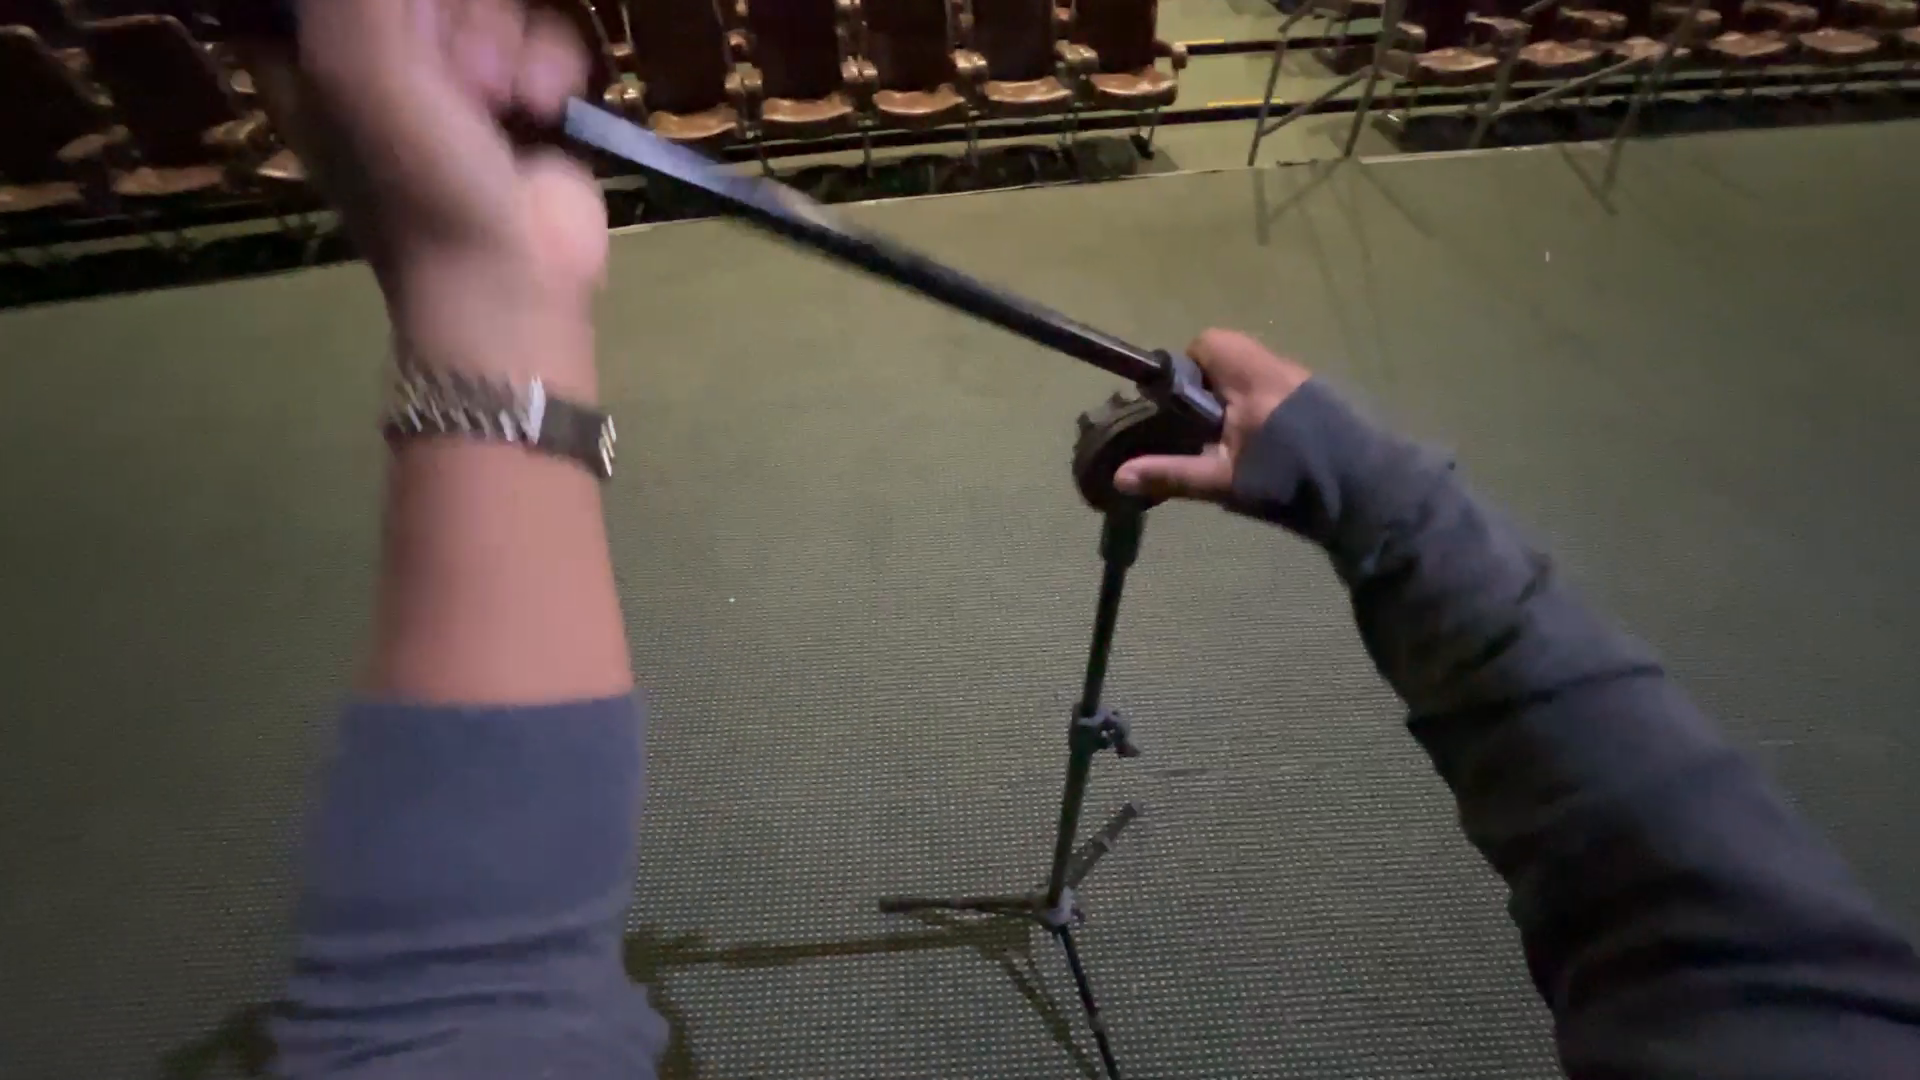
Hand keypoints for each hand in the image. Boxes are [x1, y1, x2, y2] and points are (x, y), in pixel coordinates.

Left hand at [244, 0, 605, 390]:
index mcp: (329, 47)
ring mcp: (476, 82)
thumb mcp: (359, 61)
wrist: (514, 276)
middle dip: (458, 18)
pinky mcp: (541, 108)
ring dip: (510, 45)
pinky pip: (552, 42)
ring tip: (509, 102)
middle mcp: (402, 59)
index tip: (404, 28)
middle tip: (463, 79)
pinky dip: (556, 69)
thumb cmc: (422, 183)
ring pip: (499, 5)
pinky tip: (546, 106)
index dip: (392, 6)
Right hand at [1114, 330, 1312, 502]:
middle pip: (1231, 353)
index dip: (1187, 367)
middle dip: (1210, 383)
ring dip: (1237, 394)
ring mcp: (1304, 379)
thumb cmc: (1288, 481)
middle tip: (1204, 425)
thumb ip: (1171, 473)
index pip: (1208, 343)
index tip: (1182, 404)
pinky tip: (1265, 442)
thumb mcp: (1223, 481)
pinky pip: (1277, 384)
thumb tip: (1119, 476)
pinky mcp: (1322, 396)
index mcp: (1251, 378)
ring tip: (1233, 437)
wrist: (1364, 493)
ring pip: (1254, 369)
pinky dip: (1262, 403)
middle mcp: (1278, 367)